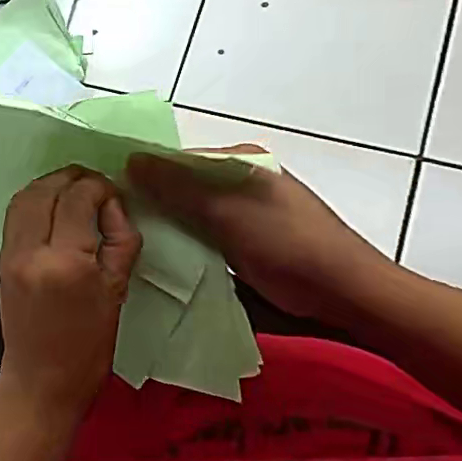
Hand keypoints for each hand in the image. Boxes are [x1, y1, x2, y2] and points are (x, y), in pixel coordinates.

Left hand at [0, 166, 141, 416]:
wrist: (40, 377)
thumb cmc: (89, 345)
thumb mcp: (118, 293)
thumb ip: (120, 242)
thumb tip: (113, 204)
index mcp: (66, 261)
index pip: (78, 200)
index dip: (97, 187)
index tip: (112, 190)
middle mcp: (31, 250)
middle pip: (45, 191)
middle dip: (70, 177)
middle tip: (93, 180)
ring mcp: (10, 253)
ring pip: (23, 198)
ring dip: (47, 184)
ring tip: (73, 186)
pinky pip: (14, 216)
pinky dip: (32, 201)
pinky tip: (51, 204)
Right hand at [125, 146, 396, 326]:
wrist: (348, 301)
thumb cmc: (288, 247)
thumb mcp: (226, 211)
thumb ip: (175, 185)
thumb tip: (129, 159)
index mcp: (242, 162)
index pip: (176, 160)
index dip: (143, 175)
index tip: (112, 196)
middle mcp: (241, 182)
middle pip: (180, 188)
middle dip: (151, 204)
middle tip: (117, 224)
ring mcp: (244, 214)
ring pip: (188, 215)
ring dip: (165, 229)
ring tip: (131, 243)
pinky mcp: (244, 243)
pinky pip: (201, 238)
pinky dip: (183, 246)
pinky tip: (162, 260)